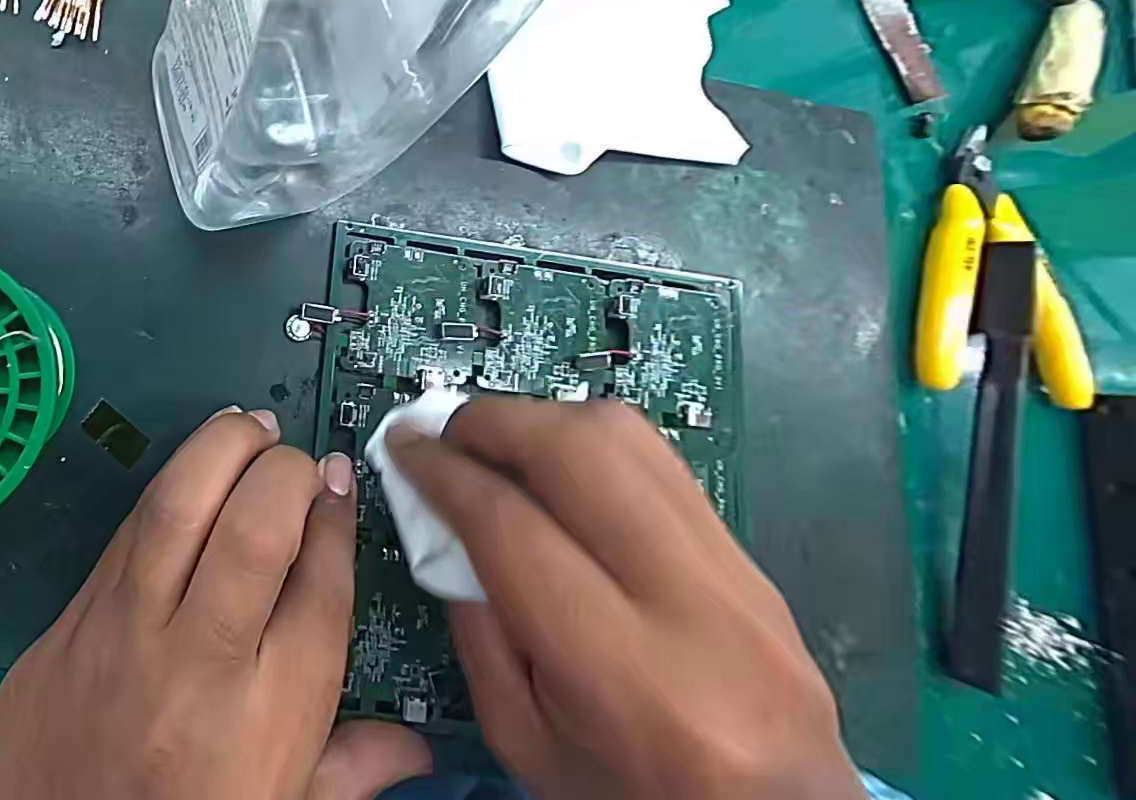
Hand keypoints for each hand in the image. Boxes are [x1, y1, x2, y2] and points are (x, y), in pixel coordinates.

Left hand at [0, 407, 429, 799]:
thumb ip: (346, 774)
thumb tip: (417, 749)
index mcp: (264, 727)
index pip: (320, 595)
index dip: (336, 523)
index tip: (339, 484)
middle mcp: (199, 664)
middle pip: (252, 535)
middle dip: (284, 475)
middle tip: (299, 456)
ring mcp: (130, 625)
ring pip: (180, 508)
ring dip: (223, 448)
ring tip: (254, 425)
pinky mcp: (84, 602)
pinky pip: (136, 520)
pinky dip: (176, 475)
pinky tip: (201, 455)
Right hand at [390, 397, 861, 799]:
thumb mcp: (519, 733)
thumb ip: (473, 617)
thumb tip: (441, 512)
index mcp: (631, 679)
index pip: (510, 525)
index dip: (441, 471)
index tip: (402, 445)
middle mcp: (700, 610)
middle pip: (578, 453)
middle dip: (488, 423)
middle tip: (442, 435)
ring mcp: (740, 575)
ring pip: (621, 436)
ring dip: (534, 419)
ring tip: (490, 443)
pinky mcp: (750, 559)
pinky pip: (650, 458)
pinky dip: (579, 439)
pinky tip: (546, 464)